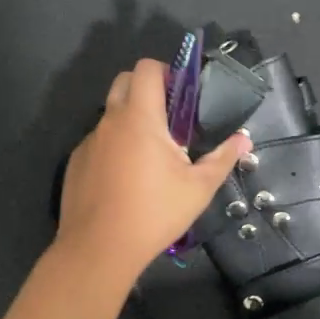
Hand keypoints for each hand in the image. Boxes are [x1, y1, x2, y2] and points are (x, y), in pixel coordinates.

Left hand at [55, 59, 250, 279]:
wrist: (99, 249)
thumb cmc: (155, 213)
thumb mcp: (199, 188)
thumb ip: (222, 158)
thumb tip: (244, 140)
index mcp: (140, 118)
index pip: (146, 69)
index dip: (165, 71)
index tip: (182, 93)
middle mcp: (110, 121)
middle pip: (123, 81)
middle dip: (146, 88)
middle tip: (169, 117)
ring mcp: (88, 142)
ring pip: (110, 115)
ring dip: (130, 120)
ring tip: (151, 155)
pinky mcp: (75, 163)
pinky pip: (98, 142)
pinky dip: (114, 147)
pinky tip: (127, 180)